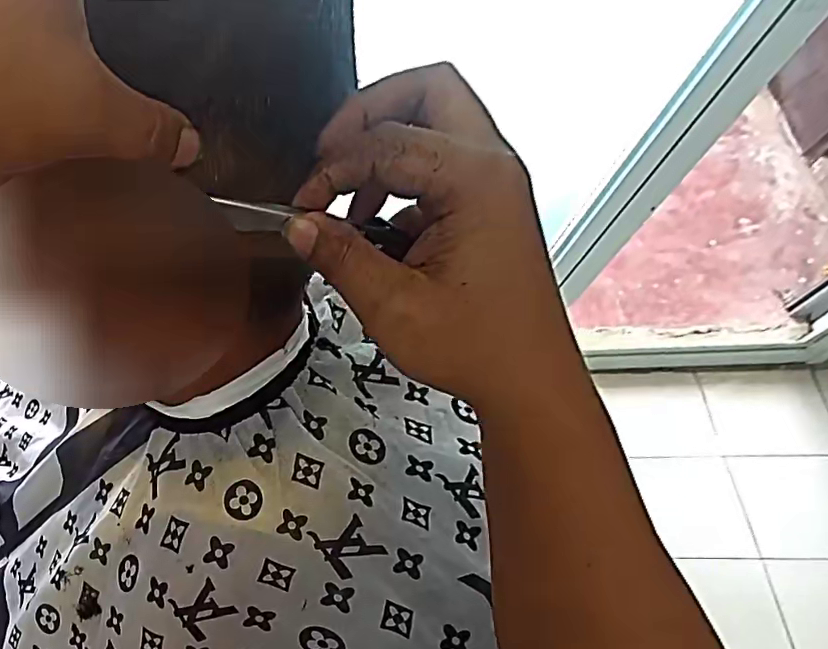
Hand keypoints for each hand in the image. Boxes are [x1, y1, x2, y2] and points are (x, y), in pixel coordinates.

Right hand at [289, 64, 582, 408]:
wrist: (525, 377)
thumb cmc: (479, 347)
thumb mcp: (393, 306)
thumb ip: (342, 258)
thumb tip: (302, 226)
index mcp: (475, 181)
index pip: (387, 141)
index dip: (334, 169)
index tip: (304, 206)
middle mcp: (492, 169)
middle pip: (428, 91)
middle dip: (368, 114)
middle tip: (329, 154)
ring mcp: (493, 186)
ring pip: (434, 126)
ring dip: (382, 154)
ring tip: (349, 206)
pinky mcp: (485, 209)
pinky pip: (437, 171)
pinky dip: (399, 186)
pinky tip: (376, 232)